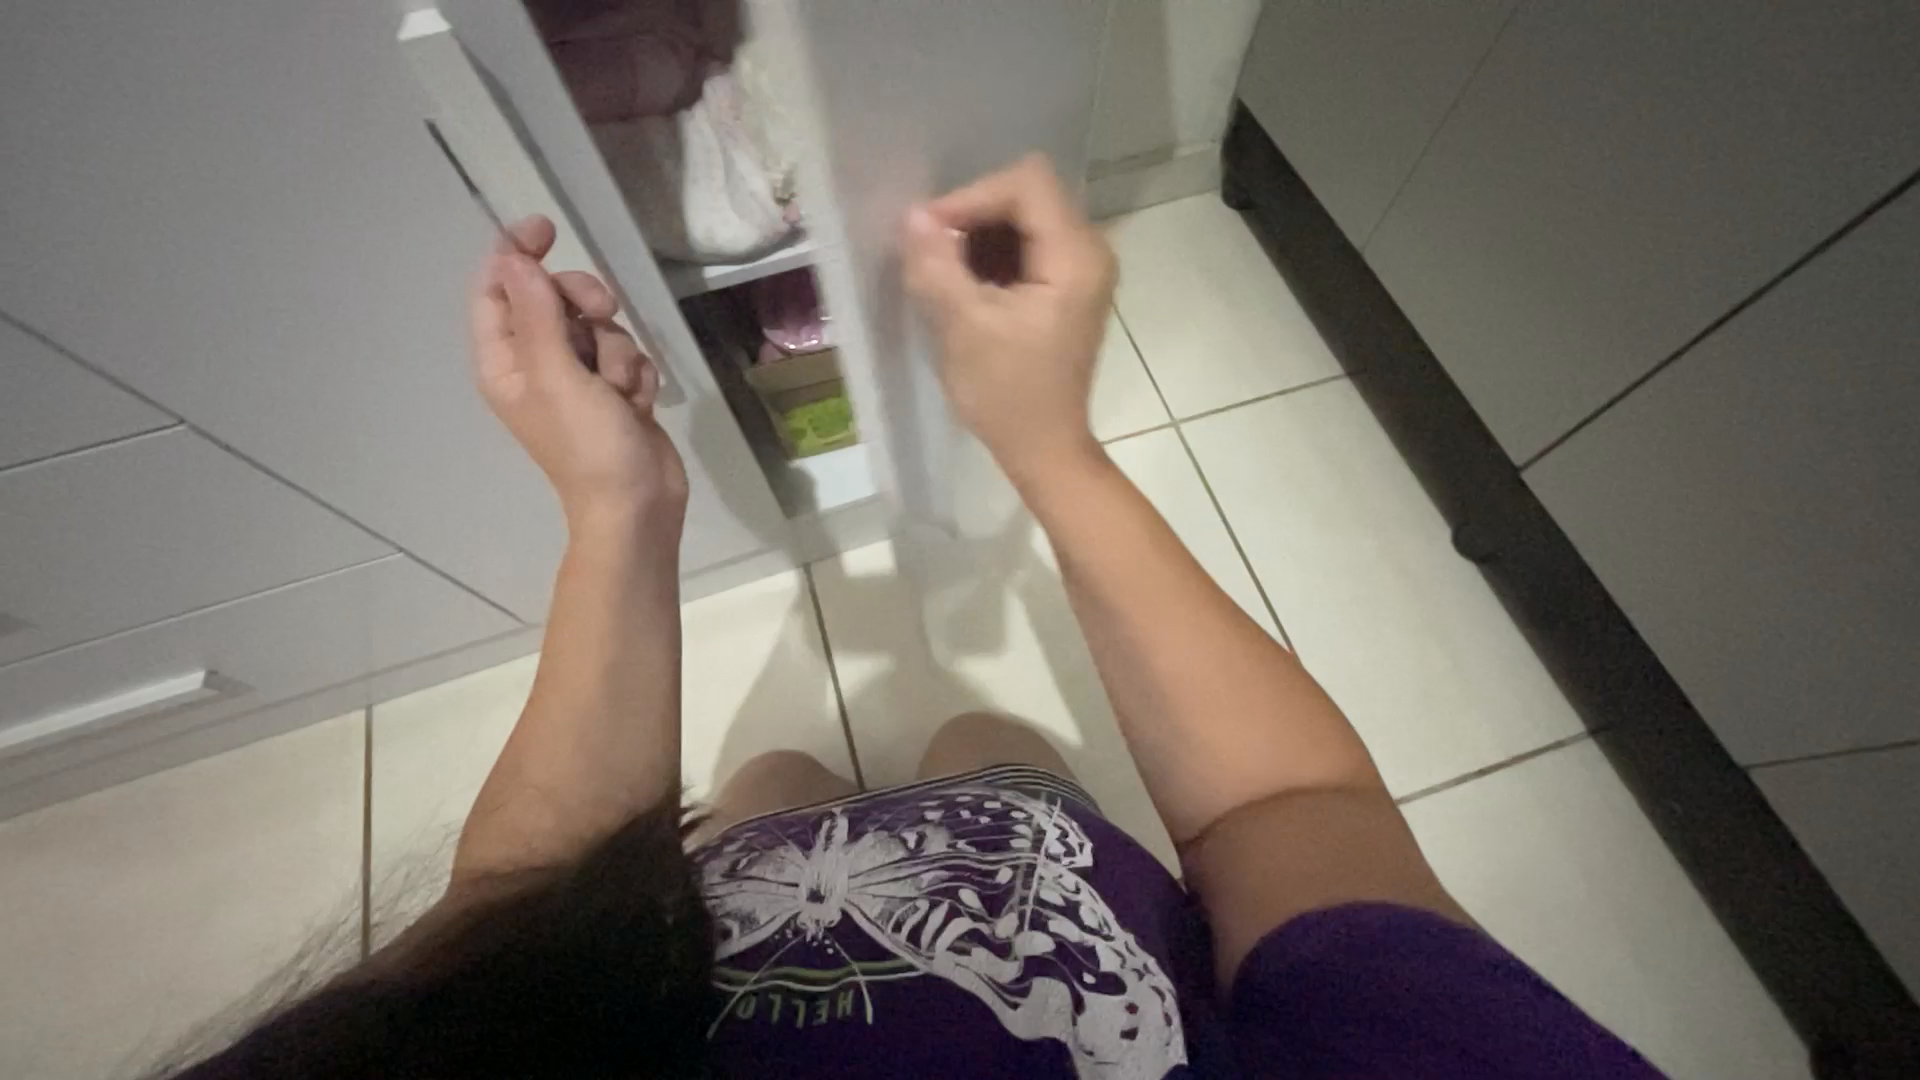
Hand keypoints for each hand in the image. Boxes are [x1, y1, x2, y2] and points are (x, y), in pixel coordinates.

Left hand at [470, 216, 687, 533]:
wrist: (637, 504)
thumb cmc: (588, 446)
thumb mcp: (558, 375)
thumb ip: (537, 315)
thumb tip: (517, 259)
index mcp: (507, 362)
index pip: (497, 290)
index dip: (516, 256)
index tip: (546, 230)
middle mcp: (539, 365)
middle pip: (555, 301)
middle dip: (585, 303)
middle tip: (603, 311)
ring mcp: (581, 380)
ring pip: (601, 329)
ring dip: (618, 352)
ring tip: (621, 391)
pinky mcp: (617, 392)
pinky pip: (628, 357)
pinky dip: (638, 375)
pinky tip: (638, 403)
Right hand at [902, 155, 1115, 482]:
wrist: (1043, 447)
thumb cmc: (1007, 395)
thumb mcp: (964, 328)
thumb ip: (938, 265)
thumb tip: (913, 216)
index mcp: (1076, 257)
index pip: (1026, 184)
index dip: (971, 197)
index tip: (931, 234)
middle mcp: (1091, 252)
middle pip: (1028, 196)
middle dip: (975, 216)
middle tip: (934, 253)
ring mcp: (1084, 270)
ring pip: (1025, 221)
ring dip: (981, 238)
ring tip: (947, 273)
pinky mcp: (1070, 289)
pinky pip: (1029, 249)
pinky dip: (994, 258)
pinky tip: (968, 287)